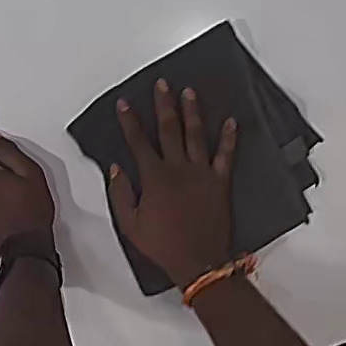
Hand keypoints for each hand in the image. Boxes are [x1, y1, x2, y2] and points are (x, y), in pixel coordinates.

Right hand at [108, 80, 238, 286]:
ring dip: (192, 112)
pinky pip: (225, 155)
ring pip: (196, 135)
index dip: (130, 121)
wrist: (198, 262)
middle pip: (169, 129)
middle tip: (162, 84)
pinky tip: (231, 121)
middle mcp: (178, 169)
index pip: (138, 141)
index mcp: (154, 177)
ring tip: (189, 92)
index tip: (125, 104)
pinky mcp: (220, 182)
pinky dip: (229, 138)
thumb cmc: (163, 244)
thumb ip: (120, 194)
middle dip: (163, 104)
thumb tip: (115, 169)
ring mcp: (201, 173)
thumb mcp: (130, 224)